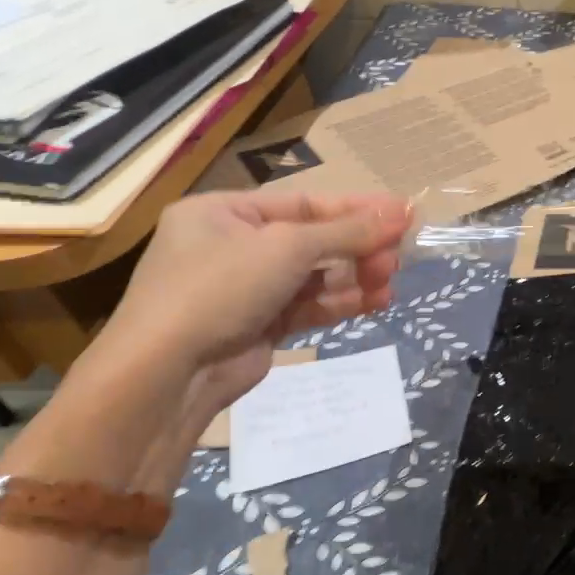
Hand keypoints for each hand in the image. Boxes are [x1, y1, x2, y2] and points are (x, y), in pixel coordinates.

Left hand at [104, 191, 412, 417]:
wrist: (168, 371)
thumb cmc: (220, 287)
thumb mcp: (289, 247)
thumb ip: (350, 230)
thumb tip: (404, 211)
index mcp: (224, 213)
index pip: (305, 203)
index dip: (359, 209)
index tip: (406, 215)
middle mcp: (233, 246)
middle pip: (316, 240)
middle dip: (360, 249)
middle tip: (398, 257)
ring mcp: (246, 288)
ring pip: (318, 275)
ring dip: (357, 277)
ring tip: (389, 283)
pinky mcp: (260, 323)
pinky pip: (311, 304)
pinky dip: (342, 302)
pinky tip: (375, 303)